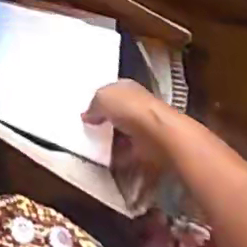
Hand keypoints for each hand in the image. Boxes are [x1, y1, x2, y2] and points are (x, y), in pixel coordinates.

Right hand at [85, 80, 178, 202]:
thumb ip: (92, 106)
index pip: (111, 91)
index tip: (85, 111)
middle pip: (117, 112)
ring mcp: (145, 126)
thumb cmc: (129, 108)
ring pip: (123, 133)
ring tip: (92, 147)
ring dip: (111, 141)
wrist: (160, 136)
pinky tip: (106, 160)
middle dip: (104, 121)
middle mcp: (137, 104)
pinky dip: (119, 157)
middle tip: (86, 129)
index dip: (98, 100)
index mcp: (127, 86)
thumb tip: (87, 116)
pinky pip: (129, 152)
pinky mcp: (149, 147)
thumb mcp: (102, 99)